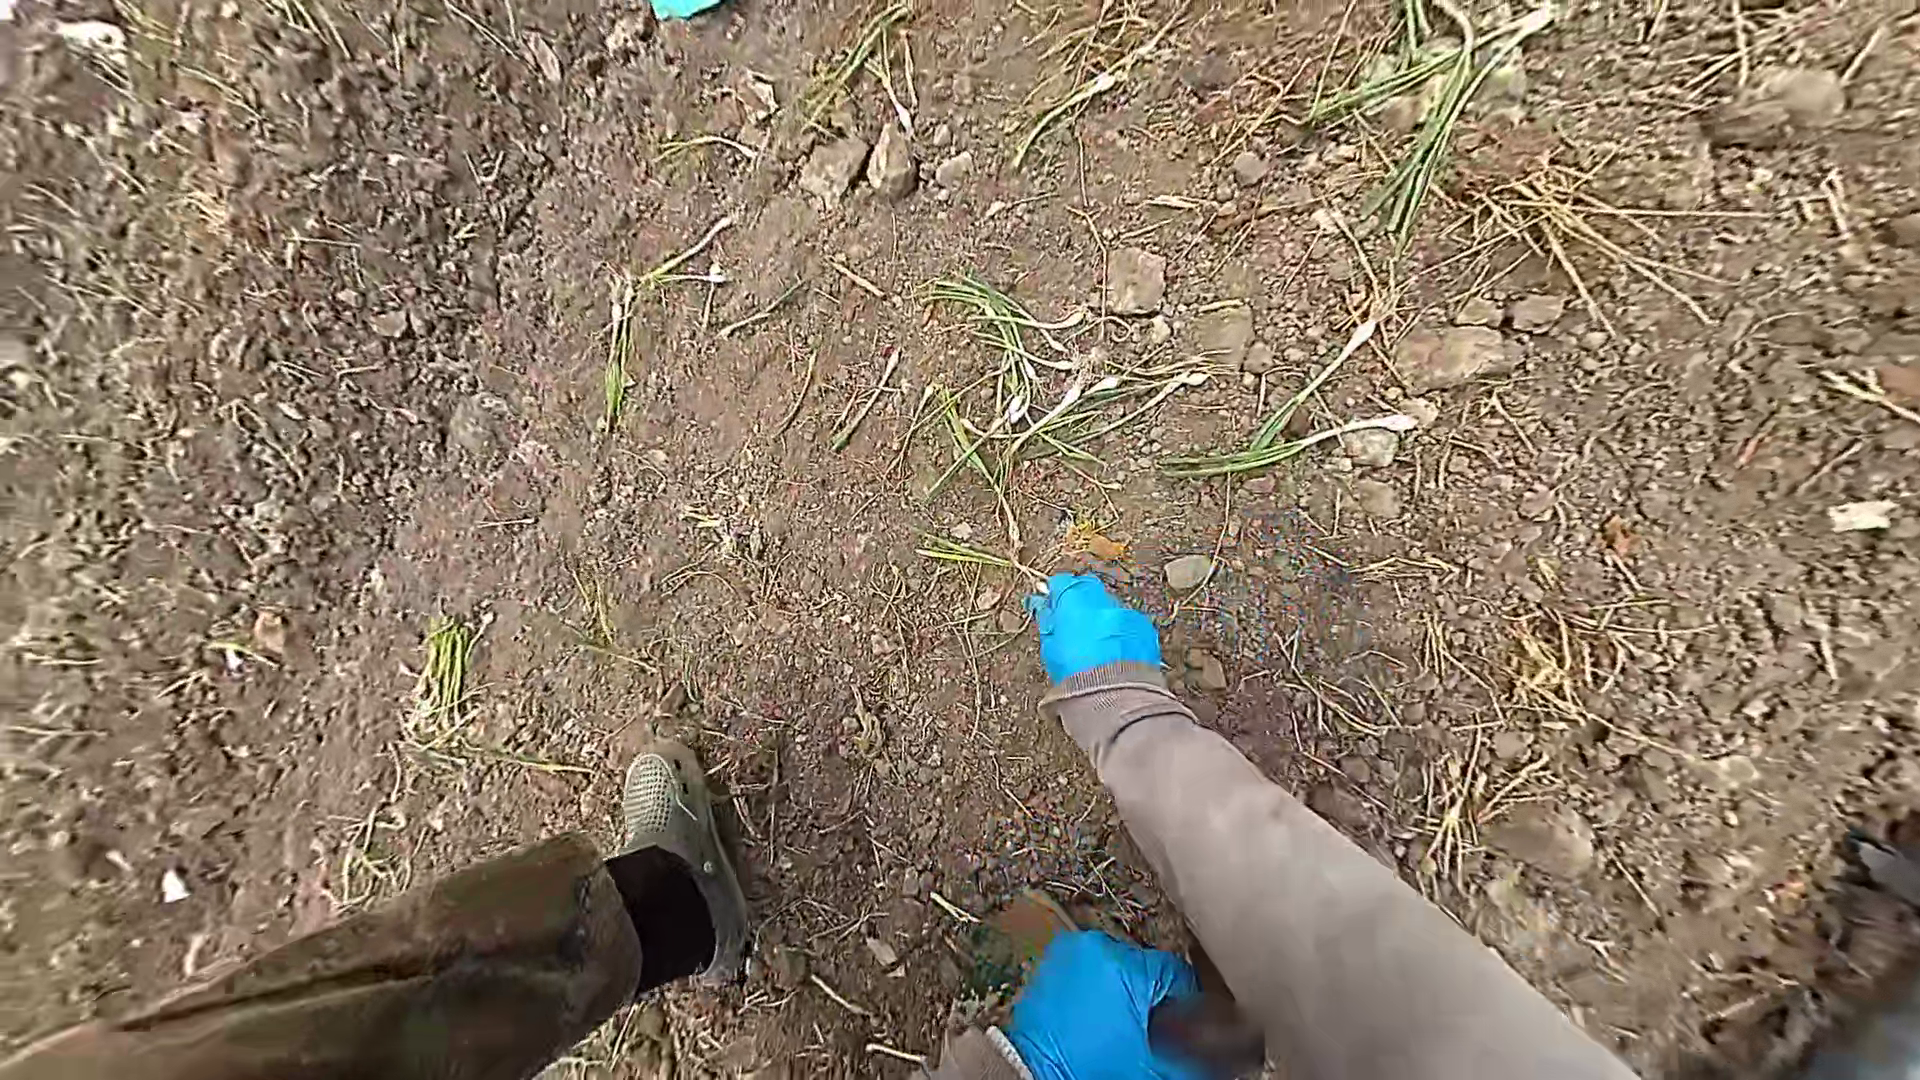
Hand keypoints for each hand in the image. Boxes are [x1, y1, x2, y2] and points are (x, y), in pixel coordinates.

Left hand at [1004, 931, 1207, 1079]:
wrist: (1036, 1073)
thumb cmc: (1093, 1069)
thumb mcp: (1153, 1067)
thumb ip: (1194, 1057)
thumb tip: (1223, 1051)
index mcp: (1125, 965)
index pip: (1176, 971)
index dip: (1188, 1001)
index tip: (1188, 1025)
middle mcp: (1098, 944)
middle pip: (1147, 966)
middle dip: (1154, 997)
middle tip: (1153, 1032)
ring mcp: (1073, 946)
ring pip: (1119, 963)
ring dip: (1127, 988)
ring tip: (1123, 1025)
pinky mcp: (1056, 955)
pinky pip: (1091, 962)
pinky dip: (1100, 982)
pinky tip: (1100, 1015)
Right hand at [1025, 573, 1161, 682]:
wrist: (1115, 698)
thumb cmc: (1076, 675)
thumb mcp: (1051, 648)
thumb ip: (1048, 620)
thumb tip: (1042, 604)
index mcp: (1075, 601)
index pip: (1062, 583)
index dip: (1056, 593)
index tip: (1052, 606)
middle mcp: (1103, 601)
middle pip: (1088, 590)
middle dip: (1080, 602)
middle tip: (1073, 624)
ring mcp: (1126, 614)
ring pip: (1109, 607)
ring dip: (1101, 618)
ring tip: (1096, 644)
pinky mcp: (1145, 629)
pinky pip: (1128, 623)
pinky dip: (1120, 631)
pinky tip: (1114, 652)